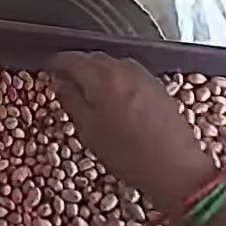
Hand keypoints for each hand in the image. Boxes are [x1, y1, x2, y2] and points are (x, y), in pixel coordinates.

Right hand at [50, 52, 213, 213]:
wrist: (176, 168)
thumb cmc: (125, 152)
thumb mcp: (87, 129)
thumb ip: (69, 98)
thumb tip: (58, 80)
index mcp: (101, 77)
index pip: (71, 58)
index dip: (56, 63)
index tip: (49, 72)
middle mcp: (123, 68)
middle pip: (92, 57)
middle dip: (77, 66)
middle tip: (66, 84)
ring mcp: (143, 75)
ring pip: (111, 63)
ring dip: (97, 72)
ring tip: (89, 92)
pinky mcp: (157, 85)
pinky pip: (128, 72)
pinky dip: (115, 78)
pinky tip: (113, 97)